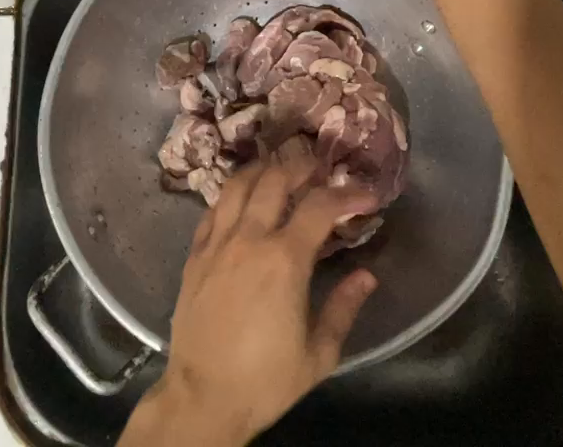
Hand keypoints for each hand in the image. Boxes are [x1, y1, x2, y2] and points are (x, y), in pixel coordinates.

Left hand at [118, 162, 379, 446]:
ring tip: (280, 168)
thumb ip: (344, 308)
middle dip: (302, 166)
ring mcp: (216, 242)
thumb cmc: (265, 380)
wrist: (203, 396)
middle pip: (275, 179)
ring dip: (262, 169)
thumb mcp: (319, 353)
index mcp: (284, 260)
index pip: (320, 207)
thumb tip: (367, 275)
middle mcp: (248, 239)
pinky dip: (231, 194)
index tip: (367, 194)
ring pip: (237, 185)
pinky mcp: (195, 253)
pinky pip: (213, 209)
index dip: (347, 194)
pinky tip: (241, 198)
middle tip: (321, 167)